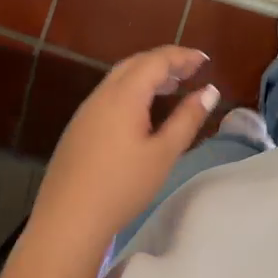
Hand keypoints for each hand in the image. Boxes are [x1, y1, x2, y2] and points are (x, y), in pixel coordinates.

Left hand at [31, 46, 217, 249]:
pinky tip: (140, 112)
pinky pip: (109, 94)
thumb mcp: (163, 154)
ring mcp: (86, 111)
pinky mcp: (78, 128)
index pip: (156, 60)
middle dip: (164, 61)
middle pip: (136, 63)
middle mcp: (103, 94)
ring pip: (119, 78)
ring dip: (146, 75)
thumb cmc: (122, 186)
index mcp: (125, 94)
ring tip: (170, 87)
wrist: (67, 220)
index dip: (182, 56)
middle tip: (190, 70)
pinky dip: (131, 90)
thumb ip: (187, 119)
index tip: (204, 59)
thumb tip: (209, 90)